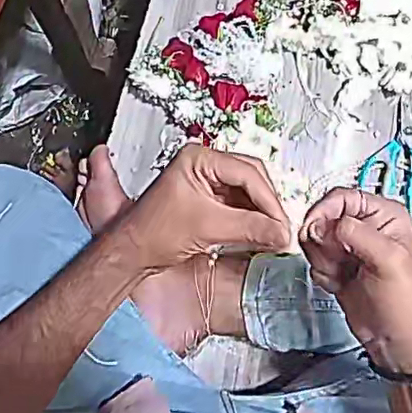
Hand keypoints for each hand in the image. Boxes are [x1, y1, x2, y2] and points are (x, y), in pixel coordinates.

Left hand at [104, 145, 290, 272]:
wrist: (130, 254)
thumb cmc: (152, 233)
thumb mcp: (207, 227)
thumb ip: (249, 228)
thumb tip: (280, 232)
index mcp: (198, 158)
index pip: (247, 173)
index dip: (268, 199)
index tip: (281, 222)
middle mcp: (203, 164)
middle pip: (251, 177)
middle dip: (268, 204)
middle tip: (281, 228)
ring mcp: (206, 181)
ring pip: (247, 191)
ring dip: (261, 213)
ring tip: (274, 233)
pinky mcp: (208, 199)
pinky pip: (238, 203)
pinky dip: (251, 218)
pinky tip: (261, 233)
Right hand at [299, 187, 411, 374]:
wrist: (396, 342)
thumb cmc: (405, 303)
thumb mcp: (388, 261)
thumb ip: (358, 234)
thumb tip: (327, 222)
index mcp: (385, 214)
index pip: (343, 197)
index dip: (325, 210)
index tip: (314, 229)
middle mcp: (366, 225)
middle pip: (324, 216)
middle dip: (324, 241)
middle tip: (338, 261)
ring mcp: (350, 245)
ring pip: (316, 237)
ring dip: (323, 259)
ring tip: (342, 275)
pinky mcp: (338, 264)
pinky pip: (315, 258)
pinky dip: (322, 272)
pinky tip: (339, 284)